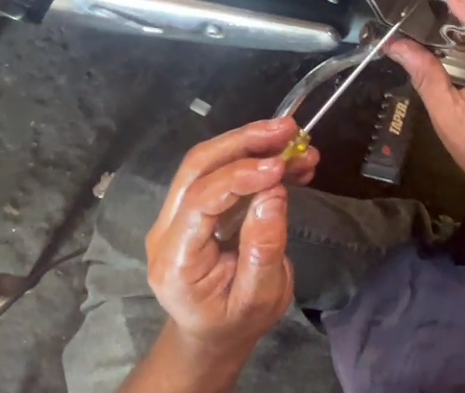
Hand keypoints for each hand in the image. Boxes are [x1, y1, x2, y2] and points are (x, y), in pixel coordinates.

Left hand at [142, 118, 319, 366]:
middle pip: (198, 167)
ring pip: (208, 160)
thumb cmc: (235, 322)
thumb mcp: (259, 298)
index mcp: (175, 260)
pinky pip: (222, 169)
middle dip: (244, 141)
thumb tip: (274, 193)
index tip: (280, 166)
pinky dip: (256, 157)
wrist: (214, 334)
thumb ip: (264, 248)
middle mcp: (167, 229)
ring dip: (253, 143)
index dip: (240, 176)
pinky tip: (290, 161)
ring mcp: (178, 214)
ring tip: (297, 140)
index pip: (200, 200)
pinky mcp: (196, 205)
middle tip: (289, 130)